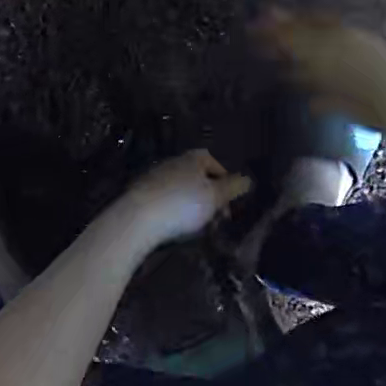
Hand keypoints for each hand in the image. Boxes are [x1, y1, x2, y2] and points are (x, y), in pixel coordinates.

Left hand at [108, 149, 252, 250]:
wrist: (138, 218)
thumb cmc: (183, 205)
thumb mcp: (215, 197)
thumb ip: (233, 187)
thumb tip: (248, 179)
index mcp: (193, 158)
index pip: (215, 164)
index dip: (225, 183)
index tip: (228, 205)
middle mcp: (174, 161)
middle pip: (198, 177)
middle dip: (208, 197)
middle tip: (214, 219)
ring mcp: (155, 176)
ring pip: (182, 189)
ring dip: (191, 206)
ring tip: (195, 227)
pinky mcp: (141, 193)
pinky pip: (165, 200)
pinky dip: (173, 211)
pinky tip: (174, 227)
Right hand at [253, 9, 385, 129]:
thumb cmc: (359, 66)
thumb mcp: (319, 47)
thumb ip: (292, 34)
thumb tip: (267, 13)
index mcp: (339, 32)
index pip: (306, 22)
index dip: (282, 23)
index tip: (260, 25)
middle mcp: (346, 51)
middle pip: (310, 46)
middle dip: (288, 47)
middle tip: (261, 47)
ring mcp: (351, 76)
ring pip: (320, 72)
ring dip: (301, 73)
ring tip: (280, 73)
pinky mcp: (355, 103)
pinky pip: (332, 97)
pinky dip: (319, 99)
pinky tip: (310, 103)